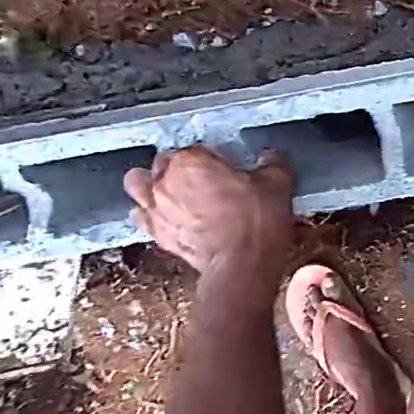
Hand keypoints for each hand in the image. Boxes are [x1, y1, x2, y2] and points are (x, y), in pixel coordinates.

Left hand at [123, 147, 296, 279]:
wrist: (240, 265)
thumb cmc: (255, 222)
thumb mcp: (277, 185)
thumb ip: (272, 165)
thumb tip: (270, 158)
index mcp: (191, 161)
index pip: (197, 148)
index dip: (213, 157)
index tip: (228, 168)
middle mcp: (165, 180)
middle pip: (162, 162)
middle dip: (178, 167)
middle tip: (202, 179)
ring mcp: (156, 208)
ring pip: (136, 184)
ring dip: (149, 184)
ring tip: (171, 192)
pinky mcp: (157, 234)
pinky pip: (142, 217)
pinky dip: (150, 215)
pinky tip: (168, 218)